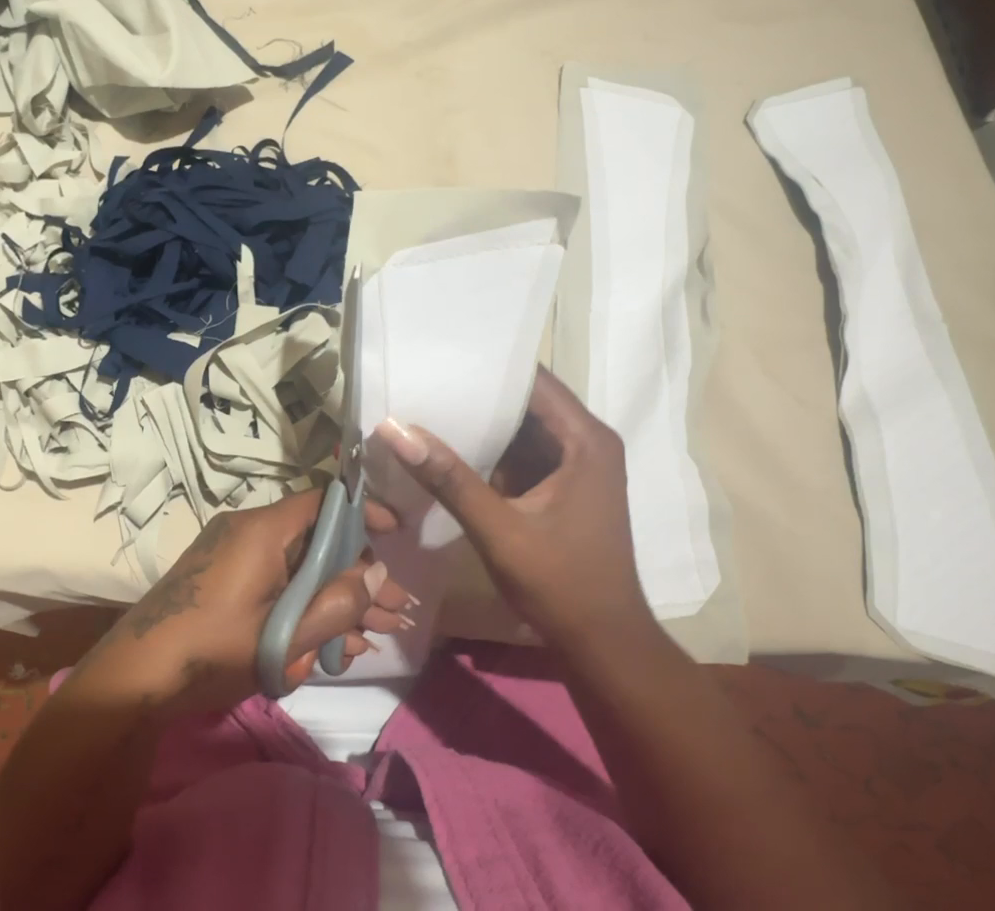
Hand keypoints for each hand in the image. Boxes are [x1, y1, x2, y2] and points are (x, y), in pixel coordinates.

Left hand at [80, 488, 413, 713]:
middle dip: (359, 580)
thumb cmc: (211, 650)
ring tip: (379, 635)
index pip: (323, 504)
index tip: (398, 536)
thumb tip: (377, 574)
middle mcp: (248, 535)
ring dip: (336, 603)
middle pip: (316, 545)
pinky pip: (275, 586)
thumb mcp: (284, 634)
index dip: (364, 516)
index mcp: (261, 532)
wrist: (137, 675)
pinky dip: (304, 611)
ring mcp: (234, 560)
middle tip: (399, 613)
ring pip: (299, 571)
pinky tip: (337, 646)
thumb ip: (336, 604)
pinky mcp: (225, 584)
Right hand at [373, 367, 652, 649]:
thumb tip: (394, 428)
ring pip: (518, 430)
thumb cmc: (561, 582)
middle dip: (474, 393)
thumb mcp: (499, 529)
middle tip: (418, 379)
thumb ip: (448, 478)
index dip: (488, 366)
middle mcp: (585, 444)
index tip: (438, 354)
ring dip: (476, 424)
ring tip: (421, 406)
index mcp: (586, 441)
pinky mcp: (558, 488)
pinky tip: (441, 449)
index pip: (533, 381)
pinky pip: (517, 456)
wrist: (601, 641)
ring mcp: (573, 467)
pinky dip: (484, 453)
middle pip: (524, 402)